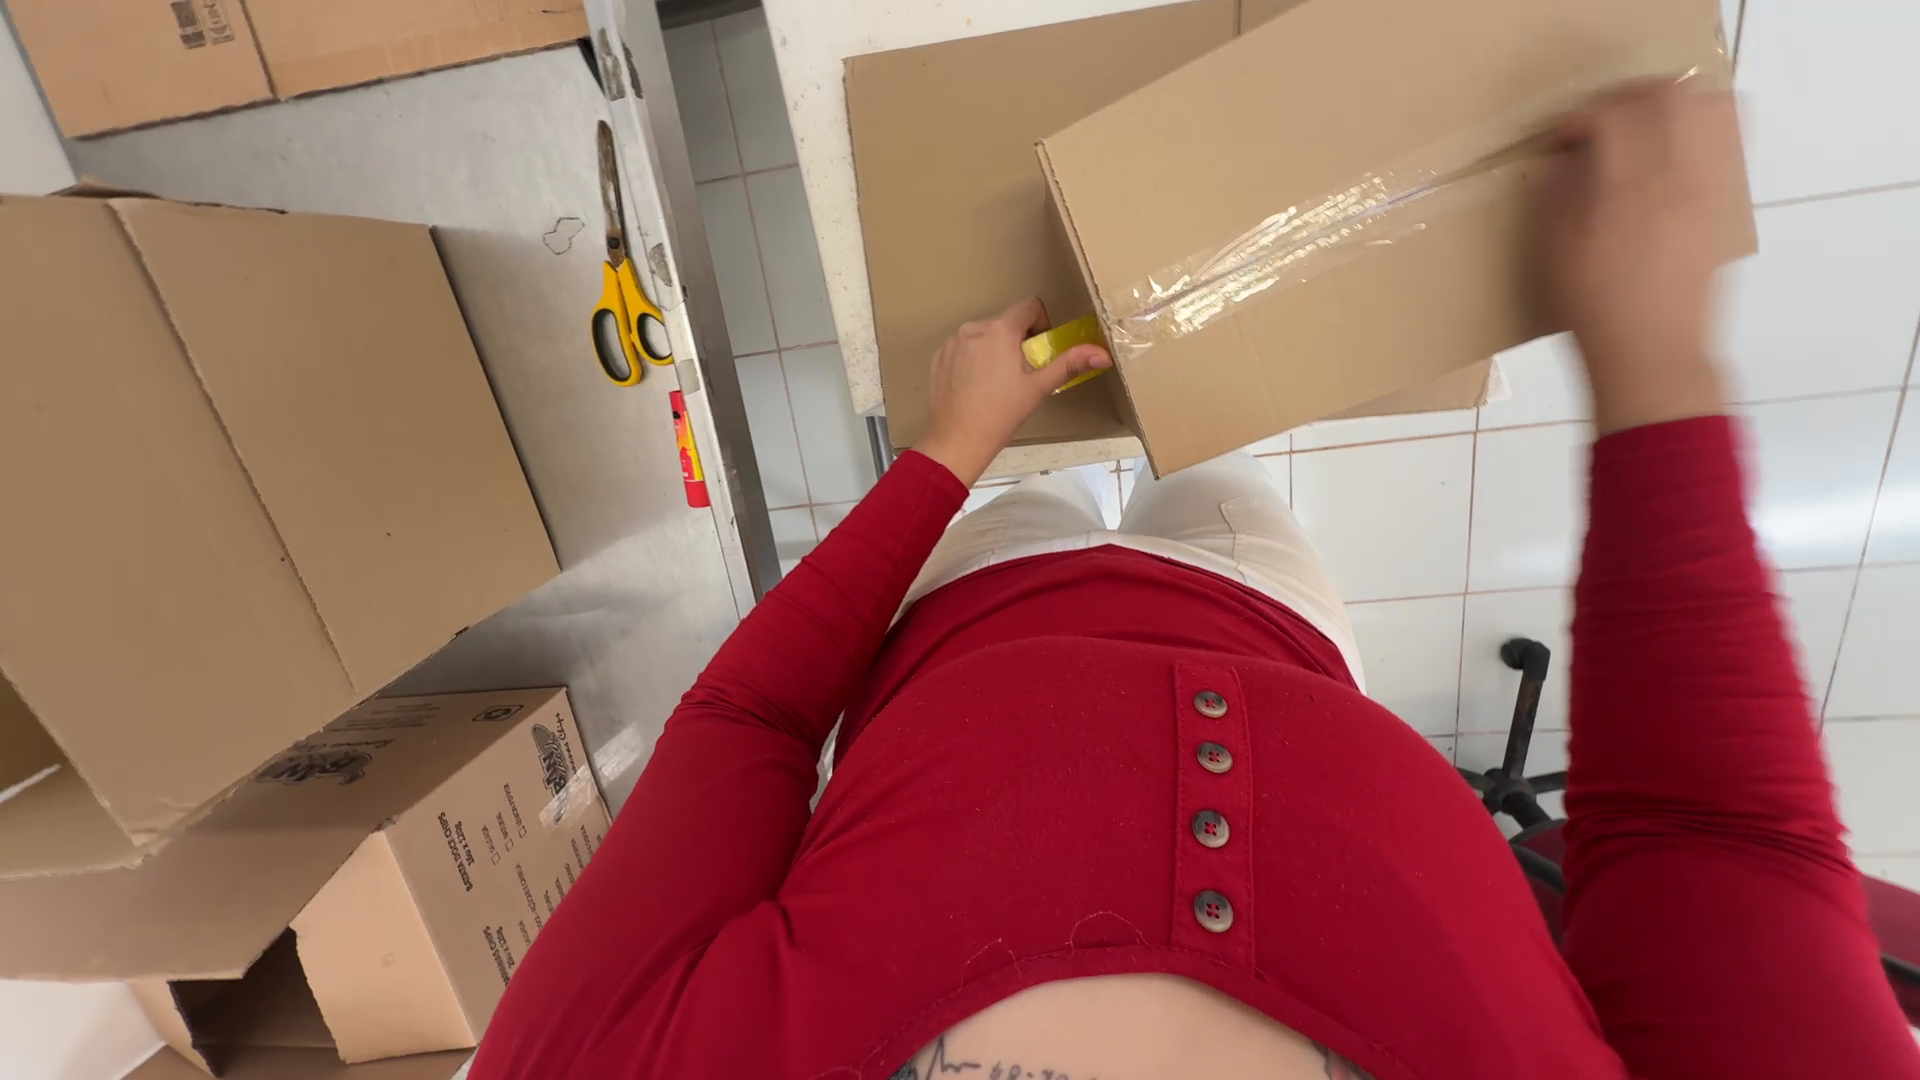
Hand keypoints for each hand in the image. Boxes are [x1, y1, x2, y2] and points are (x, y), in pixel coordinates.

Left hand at [913, 297, 1111, 485]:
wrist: (958, 440)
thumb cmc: (1000, 415)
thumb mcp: (1039, 388)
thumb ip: (1070, 364)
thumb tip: (1103, 354)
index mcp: (1000, 330)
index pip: (1029, 306)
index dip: (1041, 324)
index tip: (1038, 351)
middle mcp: (973, 328)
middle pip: (1005, 322)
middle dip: (1016, 342)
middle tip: (1018, 376)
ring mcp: (952, 342)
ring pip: (983, 335)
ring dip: (993, 350)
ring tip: (995, 384)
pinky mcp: (938, 357)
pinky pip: (962, 348)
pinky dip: (972, 360)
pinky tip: (975, 387)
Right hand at [1540, 80, 1739, 434]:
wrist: (1651, 350)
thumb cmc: (1590, 309)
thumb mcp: (1555, 257)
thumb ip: (1556, 200)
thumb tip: (1558, 163)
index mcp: (1627, 190)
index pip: (1612, 117)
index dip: (1578, 120)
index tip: (1555, 142)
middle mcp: (1679, 175)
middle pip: (1666, 98)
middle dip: (1624, 100)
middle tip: (1593, 125)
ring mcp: (1711, 183)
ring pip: (1707, 106)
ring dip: (1667, 105)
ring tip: (1634, 129)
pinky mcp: (1725, 198)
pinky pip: (1727, 135)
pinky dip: (1699, 125)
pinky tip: (1668, 152)